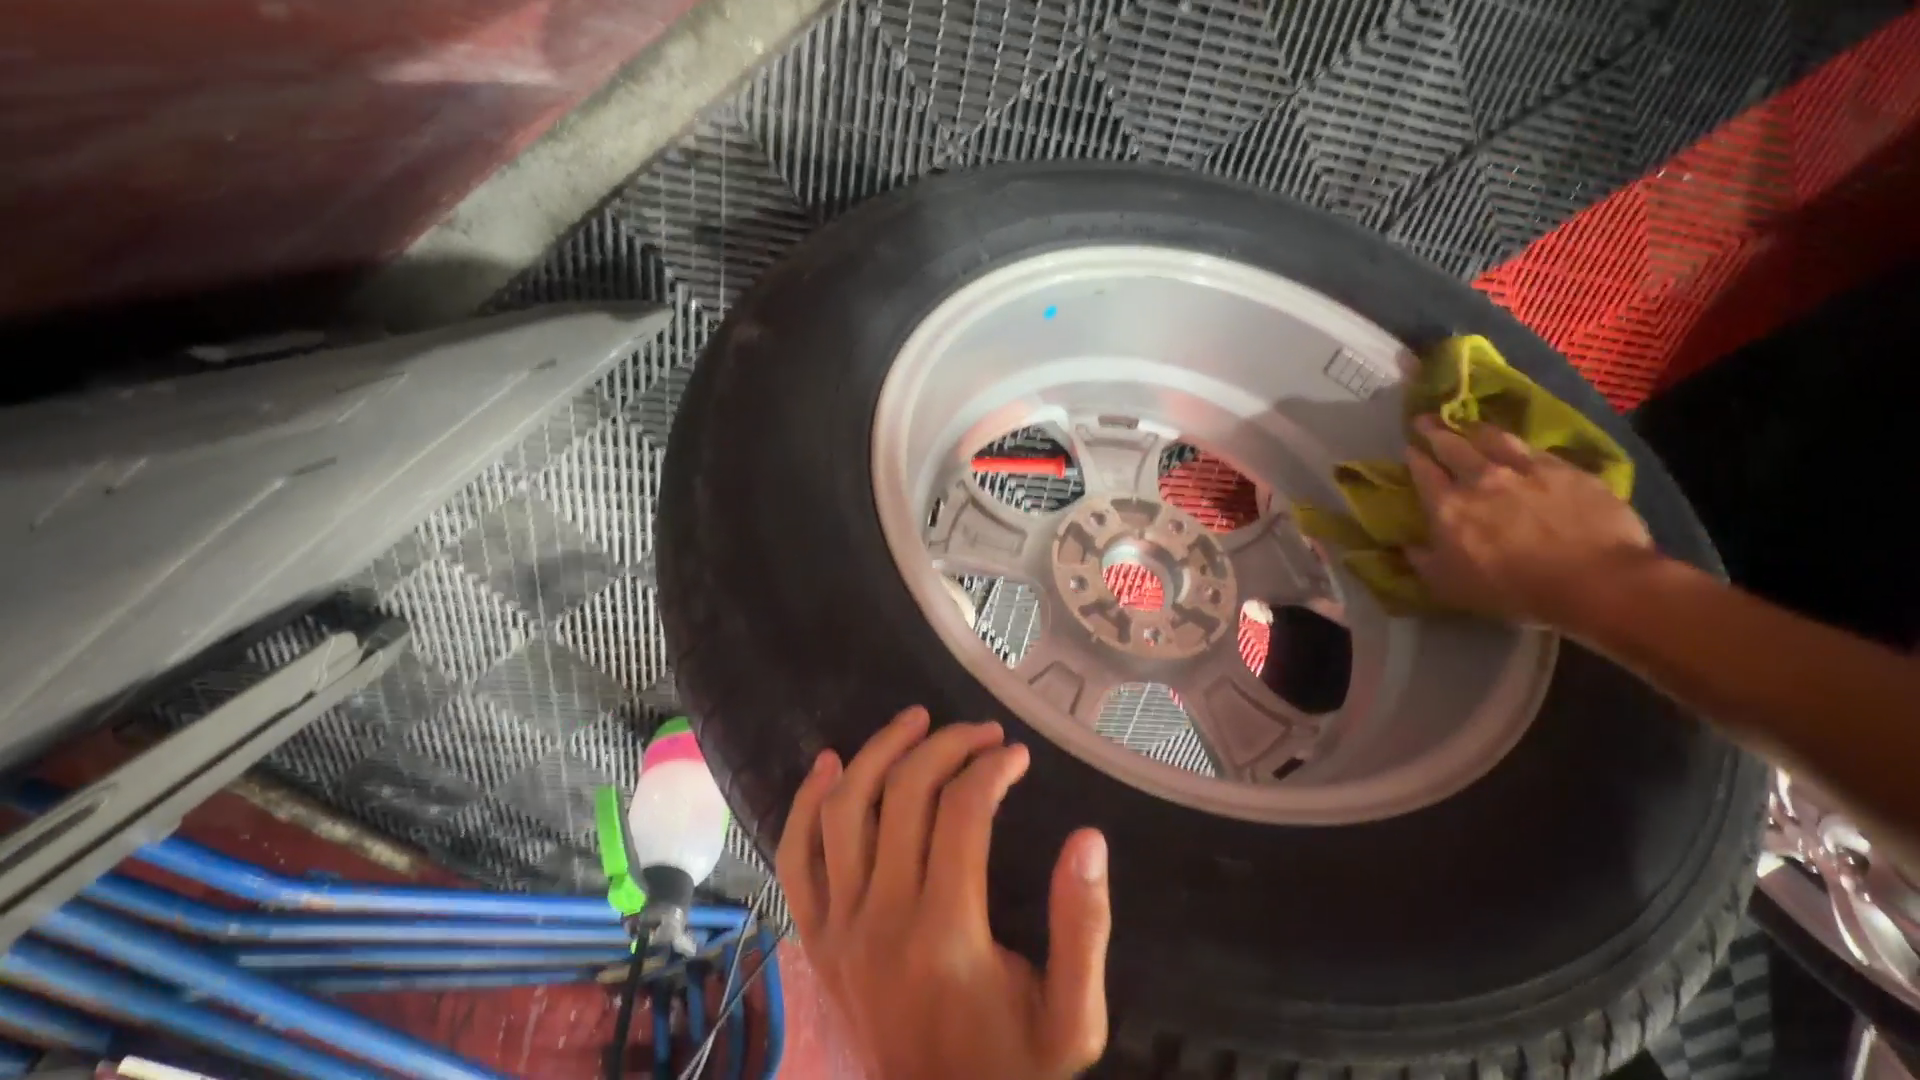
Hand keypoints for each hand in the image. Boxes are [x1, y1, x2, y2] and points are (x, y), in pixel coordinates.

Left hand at [776, 706, 1111, 1079]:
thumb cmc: (1011, 1068)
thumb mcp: (1073, 1019)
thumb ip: (1084, 930)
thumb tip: (1089, 839)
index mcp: (947, 933)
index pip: (962, 814)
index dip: (992, 769)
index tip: (1018, 755)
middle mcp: (882, 919)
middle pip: (903, 796)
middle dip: (946, 746)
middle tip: (982, 732)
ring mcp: (838, 928)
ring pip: (843, 812)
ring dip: (878, 753)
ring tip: (916, 720)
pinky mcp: (815, 940)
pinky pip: (795, 859)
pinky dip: (805, 804)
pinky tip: (831, 765)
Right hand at [1406, 415, 1658, 626]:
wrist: (1594, 579)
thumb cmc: (1513, 589)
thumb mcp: (1450, 586)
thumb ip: (1423, 561)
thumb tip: (1407, 545)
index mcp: (1448, 506)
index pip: (1423, 472)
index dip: (1414, 457)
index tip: (1409, 448)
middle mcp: (1482, 478)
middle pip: (1453, 445)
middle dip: (1435, 431)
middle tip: (1425, 420)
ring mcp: (1527, 469)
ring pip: (1494, 437)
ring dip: (1476, 429)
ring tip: (1470, 425)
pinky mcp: (1566, 469)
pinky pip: (1535, 450)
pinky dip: (1519, 446)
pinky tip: (1520, 448)